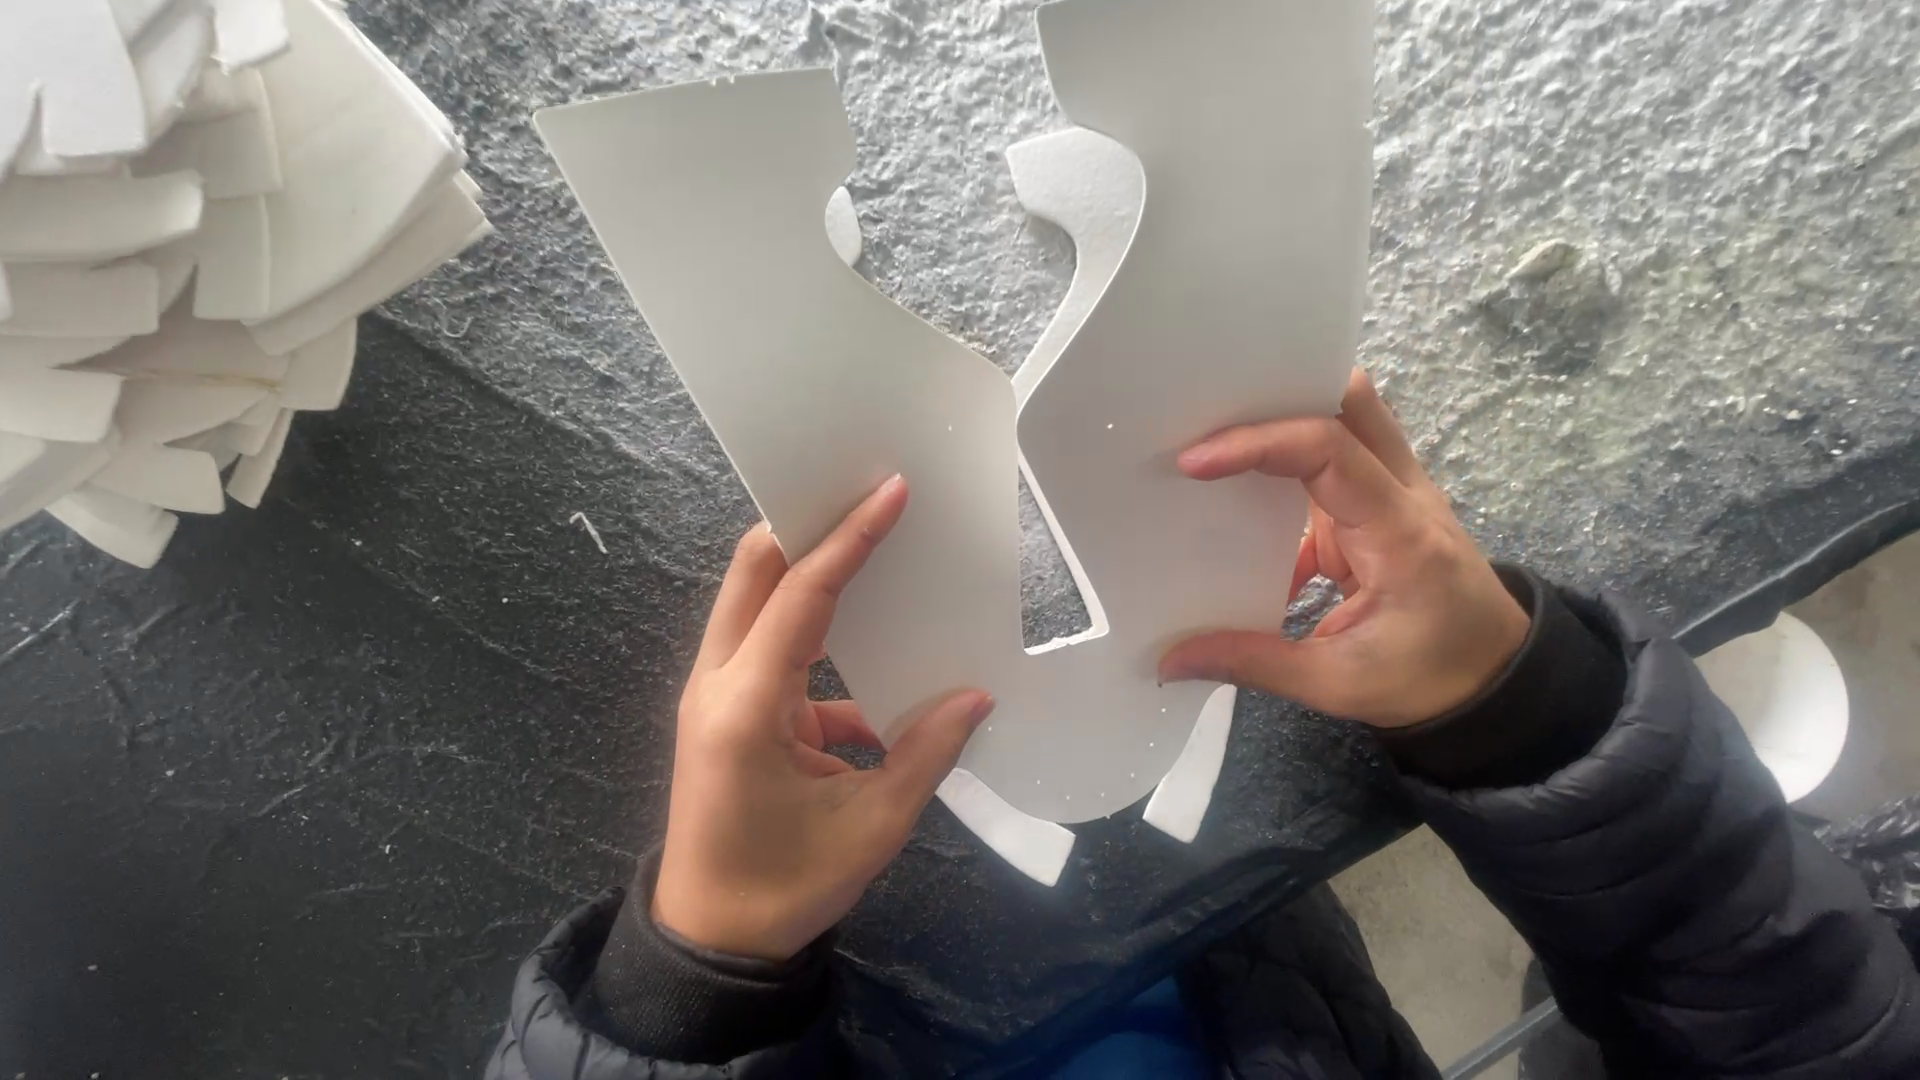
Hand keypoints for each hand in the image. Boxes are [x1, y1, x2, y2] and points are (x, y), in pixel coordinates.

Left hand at [653, 476, 995, 959]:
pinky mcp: (727, 711)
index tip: (888, 492)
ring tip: (863, 542)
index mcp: (747, 707)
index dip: (849, 539)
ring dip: (803, 570)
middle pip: (751, 574)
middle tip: (856, 491)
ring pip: (754, 604)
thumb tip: (976, 697)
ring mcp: (715, 695)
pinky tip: (867, 662)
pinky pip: (772, 651)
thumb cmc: (786, 887)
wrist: (711, 943)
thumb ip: (927, 753)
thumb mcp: (872, 826)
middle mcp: (718, 684)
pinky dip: (815, 638)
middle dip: (802, 525)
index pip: (802, 596)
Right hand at [1158, 369, 1529, 727]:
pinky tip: (1242, 482)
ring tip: (1219, 427)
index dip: (1258, 443)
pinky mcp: (1378, 502)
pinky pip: (1335, 454)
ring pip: (1349, 415)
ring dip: (1287, 413)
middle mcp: (1403, 494)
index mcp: (1399, 534)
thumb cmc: (1429, 679)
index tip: (1194, 460)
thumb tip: (1172, 658)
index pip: (1329, 453)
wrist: (1497, 680)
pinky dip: (1289, 453)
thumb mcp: (1337, 684)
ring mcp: (1395, 491)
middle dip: (1282, 393)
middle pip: (1351, 403)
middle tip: (1213, 409)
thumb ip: (1254, 663)